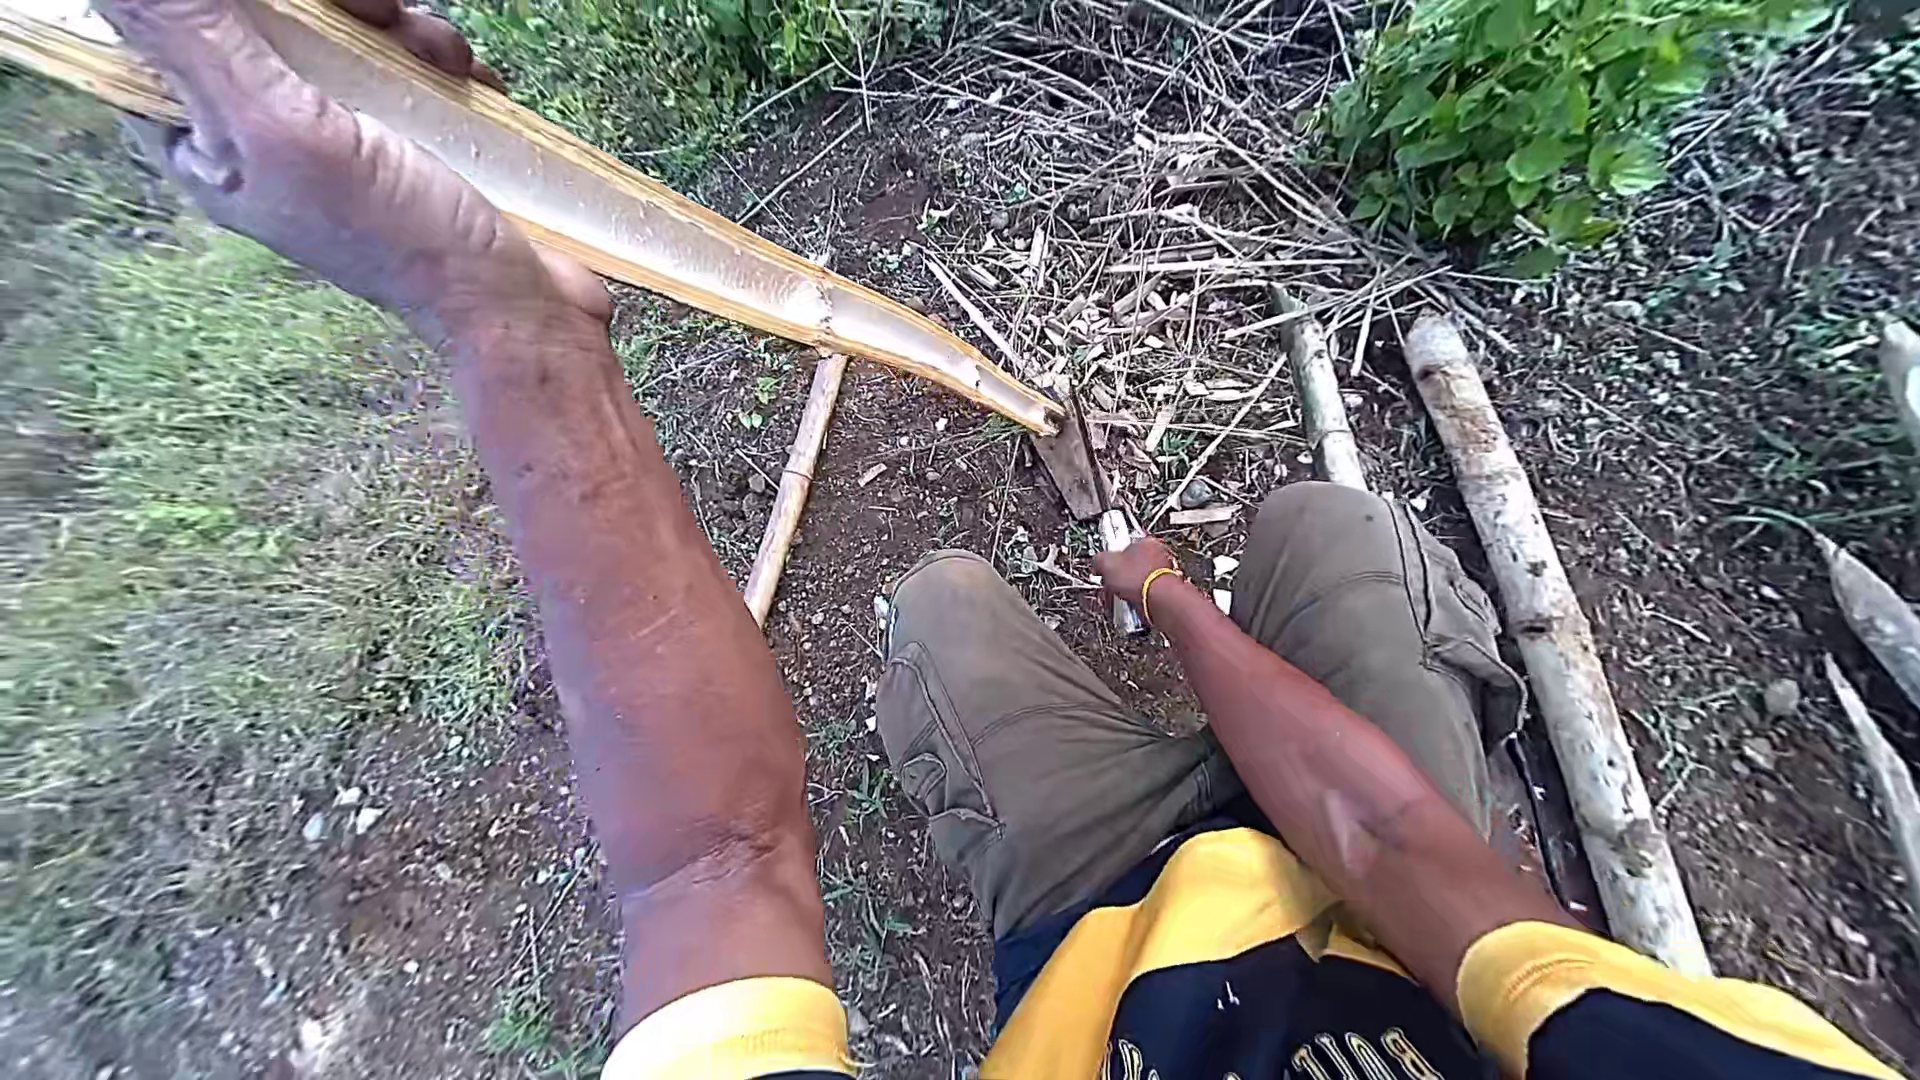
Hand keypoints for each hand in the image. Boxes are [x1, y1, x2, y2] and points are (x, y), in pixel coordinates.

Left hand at [96, 0, 608, 346]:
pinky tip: (473, 81)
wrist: (526, 308)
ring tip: (445, 58)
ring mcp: (365, 142)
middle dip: (330, 6)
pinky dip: (446, 64)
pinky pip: (420, 74)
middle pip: (267, 19)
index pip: (156, 26)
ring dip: (400, 27)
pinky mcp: (434, 148)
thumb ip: (192, 30)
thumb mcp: (292, 136)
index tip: (286, 7)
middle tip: (376, 9)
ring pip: (351, 38)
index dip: (214, 3)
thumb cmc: (415, 243)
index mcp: (212, 146)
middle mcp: (281, 137)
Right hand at [1093, 536, 1179, 608]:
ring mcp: (1165, 573)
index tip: (1106, 566)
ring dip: (1129, 588)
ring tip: (1121, 595)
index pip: (1125, 545)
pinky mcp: (1168, 590)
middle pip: (1132, 564)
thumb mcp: (1105, 563)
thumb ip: (1099, 559)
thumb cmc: (1139, 578)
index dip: (1112, 558)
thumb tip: (1097, 561)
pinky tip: (1132, 602)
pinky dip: (1138, 597)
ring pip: (1139, 580)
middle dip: (1120, 575)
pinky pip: (1147, 593)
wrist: (1159, 600)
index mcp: (1146, 541)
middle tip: (1111, 583)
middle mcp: (1160, 554)